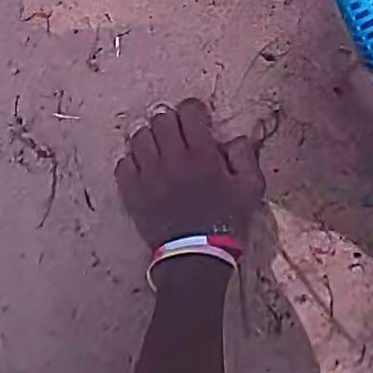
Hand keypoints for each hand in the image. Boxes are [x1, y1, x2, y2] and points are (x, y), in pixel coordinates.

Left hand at [114, 98, 265, 246]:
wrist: (196, 261)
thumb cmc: (226, 224)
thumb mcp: (250, 191)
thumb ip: (246, 157)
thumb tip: (236, 137)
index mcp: (202, 157)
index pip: (189, 111)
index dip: (194, 111)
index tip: (197, 121)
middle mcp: (173, 161)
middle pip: (161, 119)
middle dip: (171, 122)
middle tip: (178, 135)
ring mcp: (149, 176)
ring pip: (139, 136)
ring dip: (151, 139)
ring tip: (160, 151)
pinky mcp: (132, 193)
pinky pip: (123, 163)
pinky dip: (133, 162)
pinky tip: (145, 170)